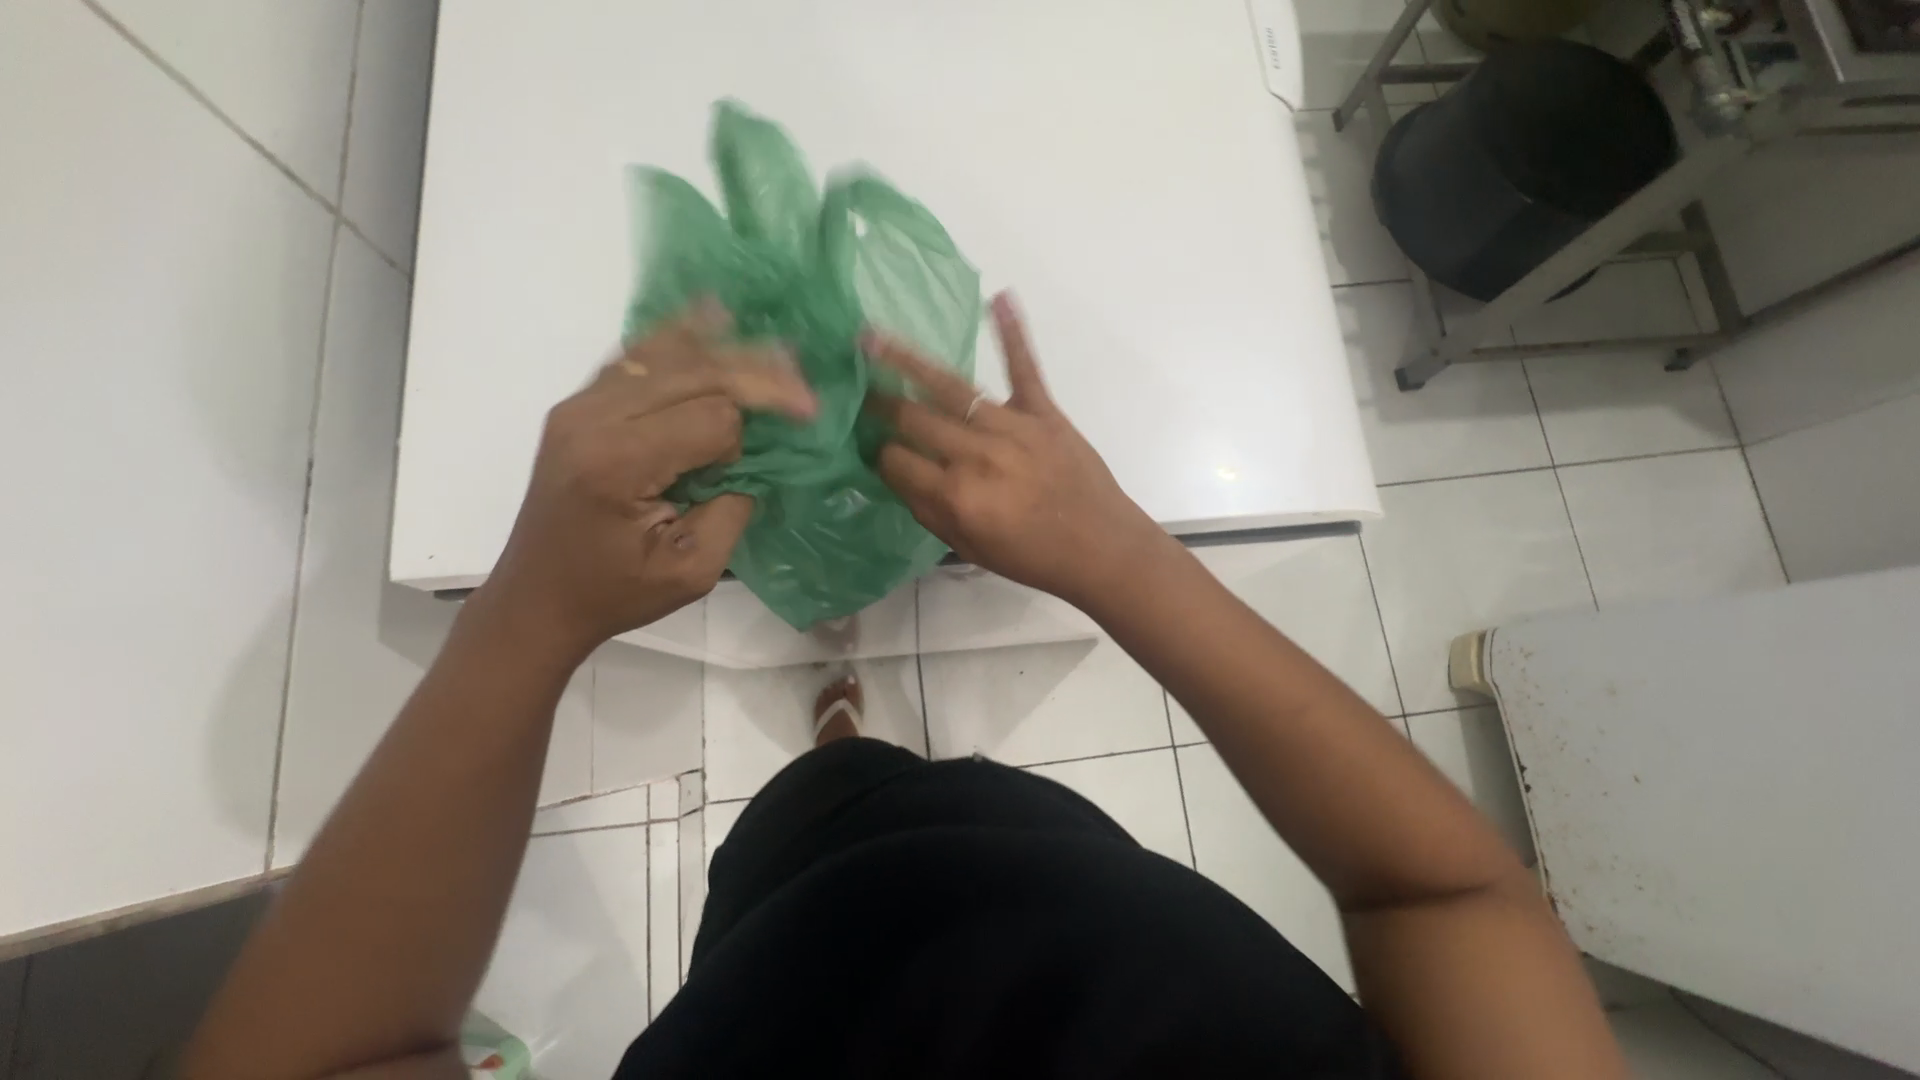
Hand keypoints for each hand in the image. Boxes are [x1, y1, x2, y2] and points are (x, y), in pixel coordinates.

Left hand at [475, 302, 815, 657]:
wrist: (539, 597)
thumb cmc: (616, 593)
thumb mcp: (692, 571)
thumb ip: (732, 506)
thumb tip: (752, 456)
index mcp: (620, 463)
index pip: (712, 416)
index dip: (750, 434)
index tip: (768, 462)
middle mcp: (594, 417)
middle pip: (697, 372)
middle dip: (758, 379)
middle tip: (805, 393)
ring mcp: (580, 404)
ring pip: (669, 353)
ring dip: (729, 354)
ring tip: (779, 353)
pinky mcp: (579, 405)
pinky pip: (638, 355)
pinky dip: (682, 339)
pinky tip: (713, 315)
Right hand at [865, 292, 1167, 606]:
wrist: (1101, 549)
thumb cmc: (1032, 557)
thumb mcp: (970, 547)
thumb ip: (928, 510)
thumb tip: (895, 473)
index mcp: (957, 495)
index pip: (896, 460)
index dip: (875, 451)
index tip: (864, 442)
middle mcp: (977, 454)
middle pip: (913, 417)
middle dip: (877, 403)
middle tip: (852, 385)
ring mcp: (1011, 427)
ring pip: (949, 386)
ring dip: (906, 360)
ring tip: (872, 338)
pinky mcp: (1044, 412)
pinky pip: (1025, 367)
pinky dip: (1013, 333)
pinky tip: (999, 298)